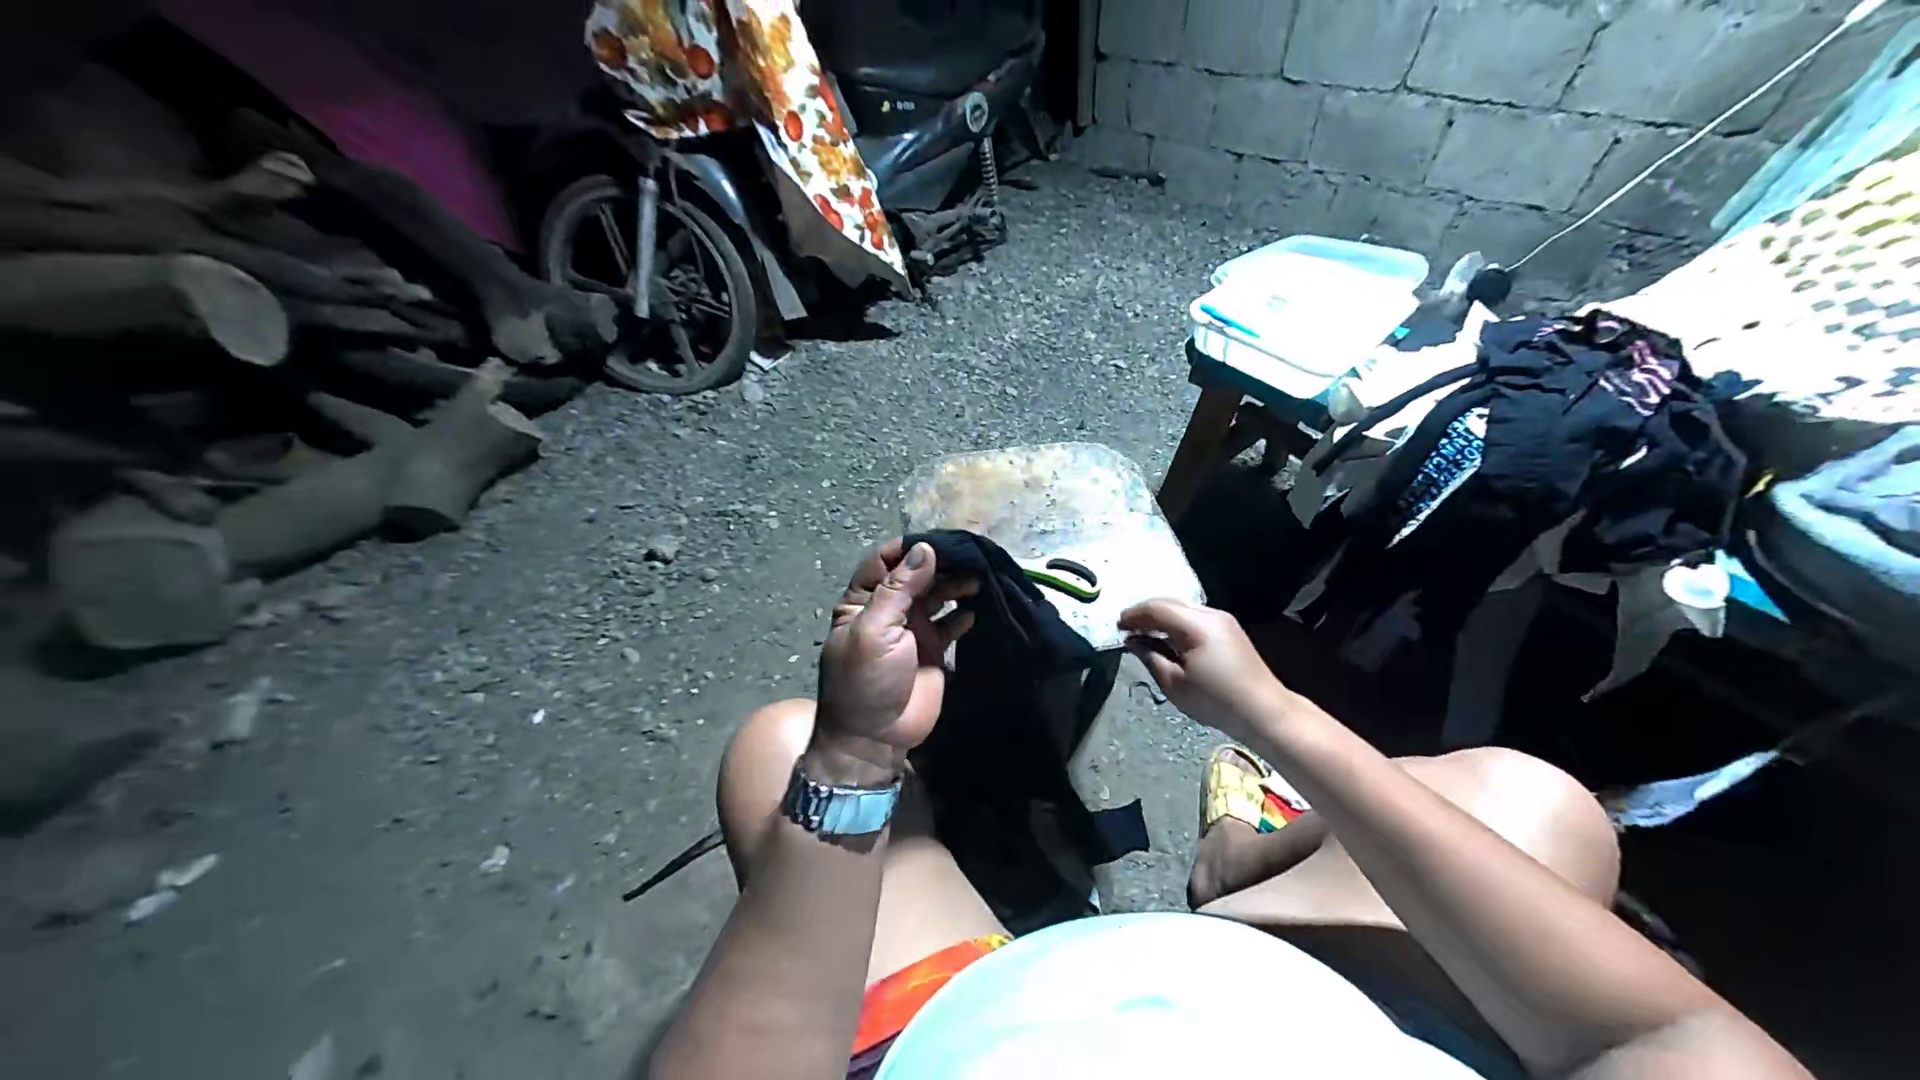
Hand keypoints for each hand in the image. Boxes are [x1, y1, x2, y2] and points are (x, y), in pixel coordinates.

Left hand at [812, 539, 976, 785]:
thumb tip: (924, 549)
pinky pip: (952, 622)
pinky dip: (965, 612)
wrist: (876, 737)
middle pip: (916, 575)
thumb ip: (898, 588)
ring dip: (956, 584)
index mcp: (863, 600)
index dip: (909, 548)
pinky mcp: (934, 648)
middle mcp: (889, 609)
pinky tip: (980, 604)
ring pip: (936, 595)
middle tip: (971, 552)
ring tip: (981, 575)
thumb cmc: (865, 680)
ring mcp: (913, 629)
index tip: (940, 539)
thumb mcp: (874, 630)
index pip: (885, 561)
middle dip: (940, 563)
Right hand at [1119, 598, 1285, 741]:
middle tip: (1127, 628)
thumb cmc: (1216, 701)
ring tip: (1143, 634)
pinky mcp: (1228, 629)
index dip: (1133, 615)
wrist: (1264, 712)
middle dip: (1145, 613)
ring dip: (1160, 617)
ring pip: (1182, 608)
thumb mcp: (1174, 684)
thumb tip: (1133, 642)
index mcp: (1196, 626)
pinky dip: (1175, 623)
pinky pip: (1193, 617)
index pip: (1156, 608)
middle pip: (1169, 603)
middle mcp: (1210, 614)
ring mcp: (1222, 620)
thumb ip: (1150, 657)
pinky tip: (1167, 638)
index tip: (1117, 626)